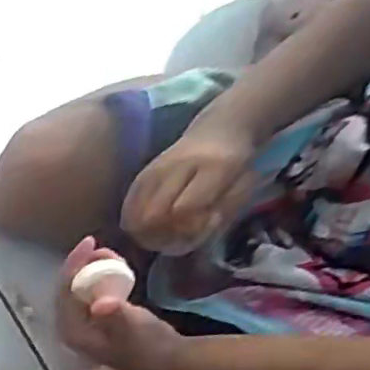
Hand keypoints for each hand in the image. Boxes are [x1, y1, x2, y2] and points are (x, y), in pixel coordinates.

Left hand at [57, 237, 184, 369]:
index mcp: (71, 330)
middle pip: (68, 289)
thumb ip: (116, 314)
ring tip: (110, 253)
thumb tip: (102, 304)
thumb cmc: (148, 344)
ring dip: (92, 270)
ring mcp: (83, 325)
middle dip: (82, 265)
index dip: (74, 265)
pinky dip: (101, 279)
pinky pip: (91, 294)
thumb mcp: (133, 326)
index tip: (89, 242)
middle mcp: (71, 328)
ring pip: (80, 290)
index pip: (64, 292)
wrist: (164, 360)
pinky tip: (116, 269)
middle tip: (100, 245)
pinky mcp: (96, 322)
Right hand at [121, 116, 257, 253]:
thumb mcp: (242, 186)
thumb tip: (193, 233)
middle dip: (165, 237)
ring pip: (133, 221)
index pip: (184, 209)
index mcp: (211, 166)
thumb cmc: (234, 164)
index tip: (206, 224)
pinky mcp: (136, 183)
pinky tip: (153, 229)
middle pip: (150, 218)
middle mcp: (174, 167)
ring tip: (167, 236)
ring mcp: (150, 174)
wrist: (217, 131)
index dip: (191, 228)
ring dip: (148, 238)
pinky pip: (127, 217)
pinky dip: (138, 230)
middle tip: (182, 237)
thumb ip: (220, 213)